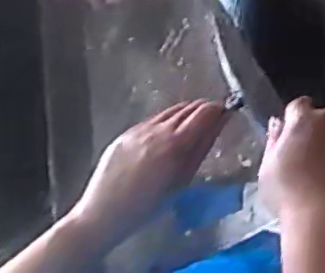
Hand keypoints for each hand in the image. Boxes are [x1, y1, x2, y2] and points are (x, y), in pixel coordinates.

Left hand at [64, 100, 226, 248]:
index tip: (226, 112)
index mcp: (174, 143)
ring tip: (190, 127)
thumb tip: (222, 120)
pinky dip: (166, 122)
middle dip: (204, 109)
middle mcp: (158, 129)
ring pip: (172, 110)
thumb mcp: (181, 180)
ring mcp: (140, 129)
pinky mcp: (126, 132)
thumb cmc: (145, 207)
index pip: (205, 111)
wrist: (99, 219)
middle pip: (190, 106)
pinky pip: (154, 119)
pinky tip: (165, 136)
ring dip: (186, 113)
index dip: (219, 108)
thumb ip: (203, 146)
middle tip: (212, 119)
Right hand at [259, 97, 324, 222]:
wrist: (322, 209)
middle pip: (319, 116)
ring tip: (324, 163)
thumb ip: (273, 140)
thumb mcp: (267, 168)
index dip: (293, 119)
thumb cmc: (288, 190)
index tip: (290, 137)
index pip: (298, 105)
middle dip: (313, 128)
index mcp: (302, 118)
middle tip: (306, 153)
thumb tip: (278, 122)